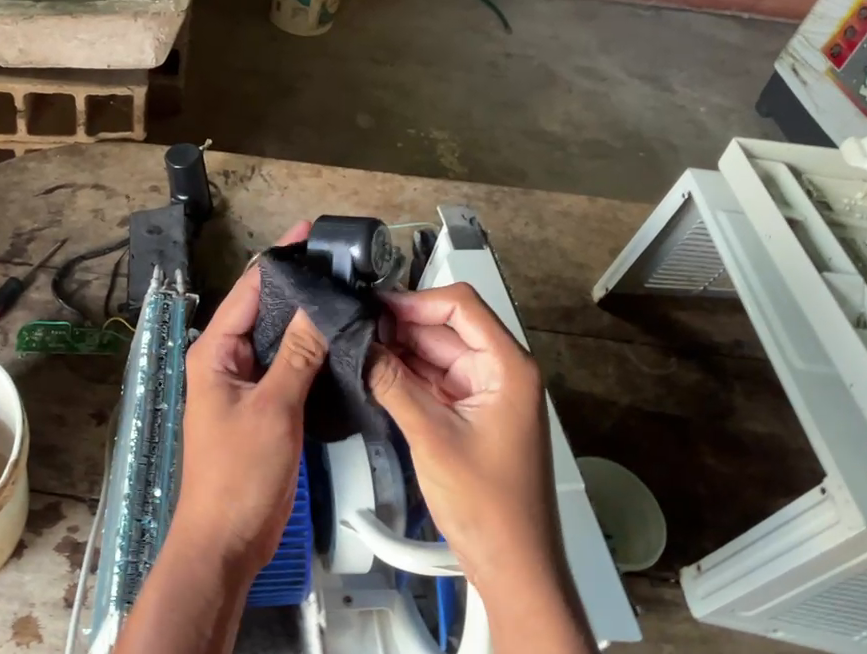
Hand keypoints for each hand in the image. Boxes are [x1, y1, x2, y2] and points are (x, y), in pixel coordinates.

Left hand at [118, 223, 327, 653]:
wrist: (226, 542)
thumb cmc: (238, 476)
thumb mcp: (273, 409)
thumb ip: (298, 356)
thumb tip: (322, 309)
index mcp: (214, 352)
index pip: (249, 291)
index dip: (278, 260)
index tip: (309, 234)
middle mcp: (226, 361)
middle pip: (264, 311)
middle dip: (298, 286)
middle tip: (339, 264)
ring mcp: (244, 385)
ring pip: (278, 340)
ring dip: (306, 320)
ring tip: (344, 293)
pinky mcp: (263, 407)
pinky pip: (286, 367)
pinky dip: (309, 352)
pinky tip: (337, 342)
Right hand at [367, 282, 589, 651]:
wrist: (512, 566)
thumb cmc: (489, 506)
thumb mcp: (433, 438)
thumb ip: (393, 385)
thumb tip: (359, 345)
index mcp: (508, 367)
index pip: (461, 307)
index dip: (416, 301)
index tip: (376, 307)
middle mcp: (499, 371)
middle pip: (444, 328)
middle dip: (401, 326)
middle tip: (355, 328)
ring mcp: (482, 392)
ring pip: (435, 353)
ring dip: (399, 350)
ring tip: (357, 346)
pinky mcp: (467, 413)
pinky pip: (433, 379)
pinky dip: (405, 374)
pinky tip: (373, 371)